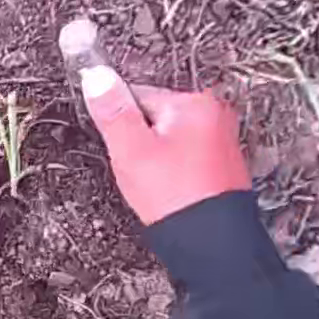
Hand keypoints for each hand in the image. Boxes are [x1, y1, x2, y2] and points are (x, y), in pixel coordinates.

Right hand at [80, 65, 249, 224]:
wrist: (209, 242)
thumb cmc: (175, 197)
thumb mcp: (131, 150)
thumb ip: (113, 111)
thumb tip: (97, 76)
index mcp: (195, 103)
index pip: (138, 95)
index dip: (122, 125)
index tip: (123, 148)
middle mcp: (215, 115)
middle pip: (155, 117)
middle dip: (140, 142)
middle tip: (141, 170)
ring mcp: (221, 140)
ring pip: (168, 140)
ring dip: (156, 159)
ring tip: (157, 184)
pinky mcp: (221, 164)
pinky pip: (184, 158)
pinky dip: (172, 172)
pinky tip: (170, 190)